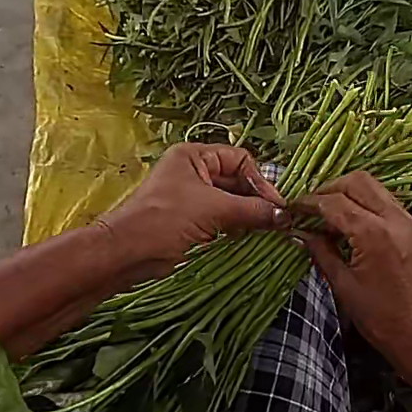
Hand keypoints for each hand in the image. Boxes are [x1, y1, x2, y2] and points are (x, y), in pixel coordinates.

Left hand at [99, 143, 286, 282]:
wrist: (126, 255)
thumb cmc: (164, 220)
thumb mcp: (213, 209)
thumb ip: (253, 210)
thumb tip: (285, 215)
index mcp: (195, 156)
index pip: (241, 160)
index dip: (260, 180)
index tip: (277, 204)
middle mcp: (196, 173)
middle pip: (239, 182)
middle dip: (258, 200)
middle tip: (280, 219)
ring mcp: (194, 199)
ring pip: (235, 203)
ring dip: (252, 216)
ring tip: (271, 229)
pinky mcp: (195, 222)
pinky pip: (226, 220)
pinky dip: (240, 228)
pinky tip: (254, 237)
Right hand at [292, 172, 411, 378]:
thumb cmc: (380, 318)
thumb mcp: (343, 285)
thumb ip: (321, 252)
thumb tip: (300, 233)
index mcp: (374, 233)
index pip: (335, 202)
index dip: (309, 202)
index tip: (292, 208)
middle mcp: (395, 220)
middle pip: (358, 182)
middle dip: (330, 189)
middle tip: (311, 207)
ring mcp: (409, 223)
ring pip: (375, 189)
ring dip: (349, 195)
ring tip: (328, 216)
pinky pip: (387, 204)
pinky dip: (366, 206)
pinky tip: (351, 226)